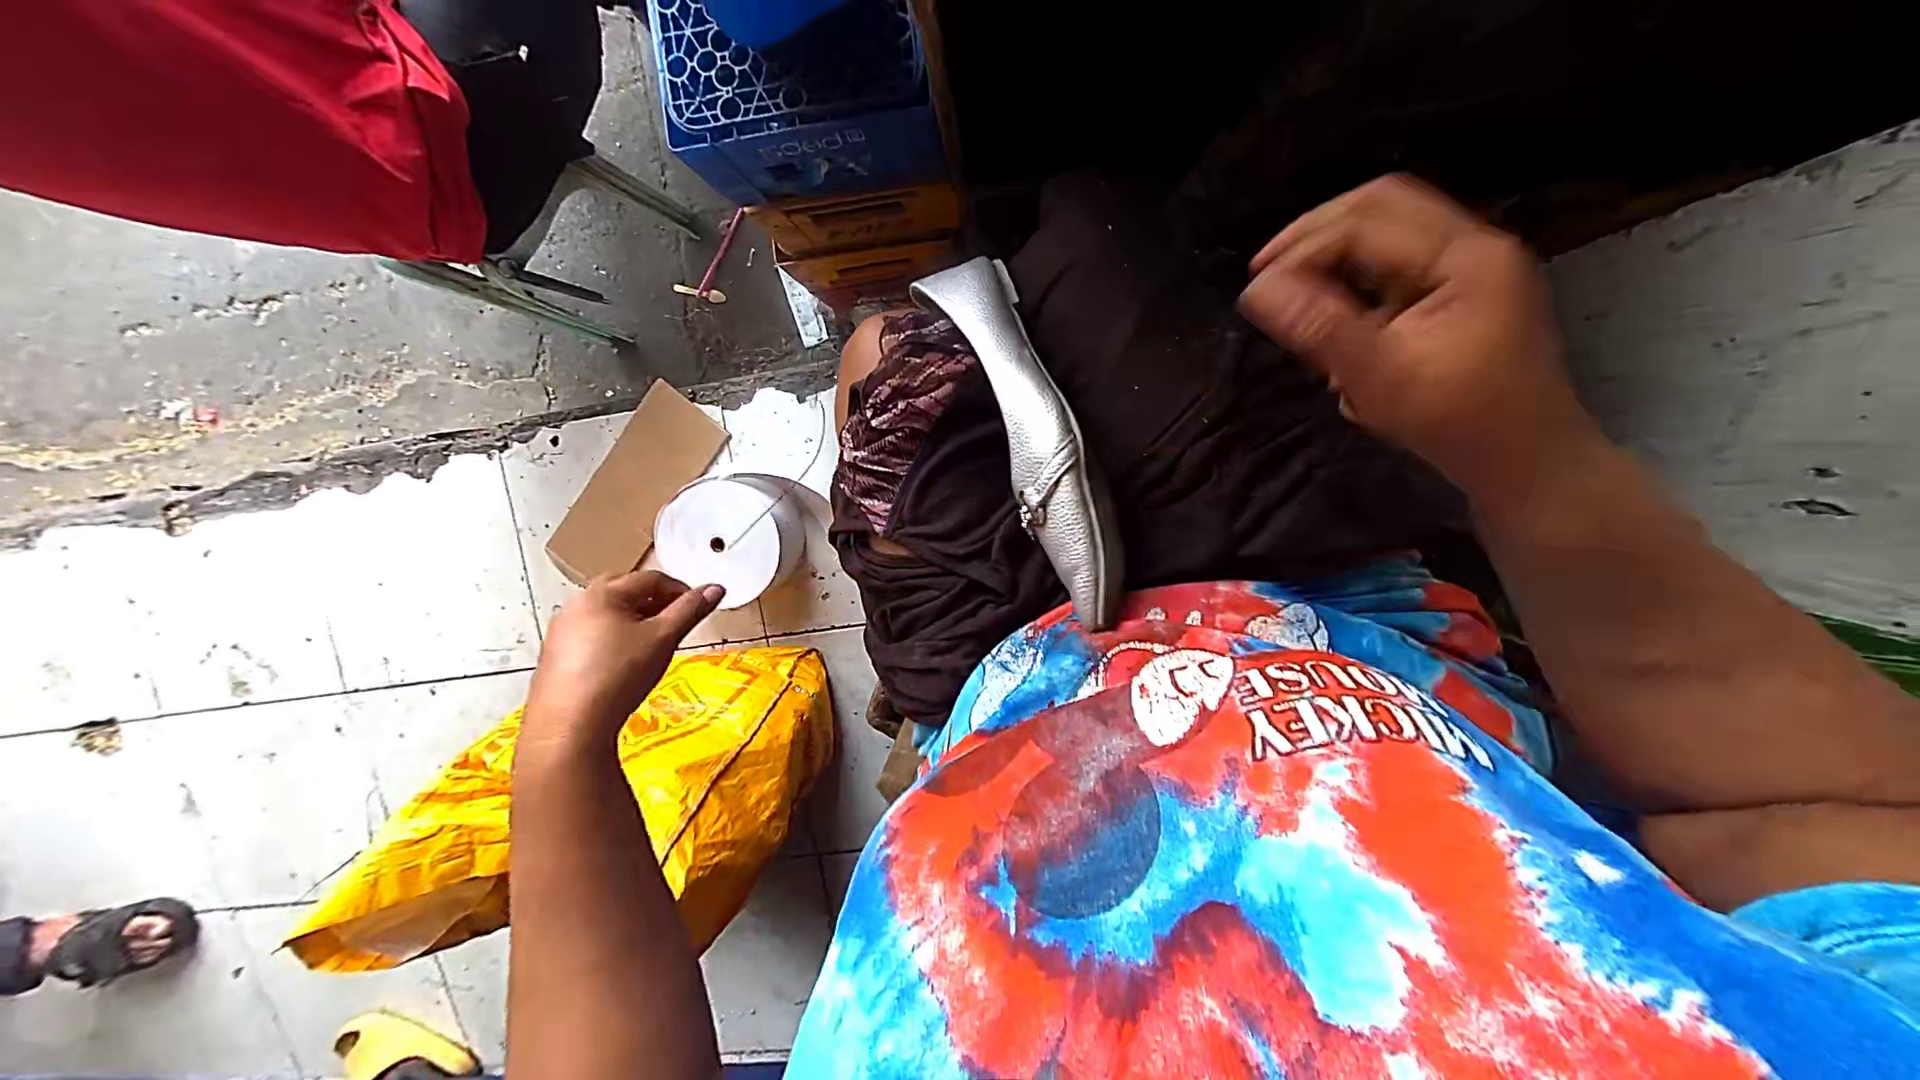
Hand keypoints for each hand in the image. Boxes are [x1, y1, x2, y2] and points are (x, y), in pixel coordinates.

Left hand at [523, 570, 724, 745]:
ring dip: (634, 619)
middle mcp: (577, 604)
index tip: (697, 607)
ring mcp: (562, 630)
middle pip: (625, 590)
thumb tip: (715, 589)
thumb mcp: (664, 639)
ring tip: (652, 642)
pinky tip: (624, 662)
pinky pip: (591, 633)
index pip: (651, 578)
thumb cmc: (620, 675)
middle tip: (675, 621)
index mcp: (603, 593)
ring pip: (607, 612)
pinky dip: (613, 637)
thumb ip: (691, 610)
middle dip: (655, 601)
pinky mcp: (555, 655)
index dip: (680, 589)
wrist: (571, 726)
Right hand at [1237, 174, 1598, 496]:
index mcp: (1467, 255)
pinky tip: (1335, 327)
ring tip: (1297, 302)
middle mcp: (1473, 247)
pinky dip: (1356, 289)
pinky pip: (1396, 272)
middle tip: (1268, 273)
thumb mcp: (1379, 375)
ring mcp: (1470, 271)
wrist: (1525, 461)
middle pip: (1380, 210)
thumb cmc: (1457, 422)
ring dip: (1335, 264)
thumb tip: (1257, 290)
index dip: (1304, 247)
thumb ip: (1317, 326)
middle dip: (1316, 238)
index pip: (1367, 220)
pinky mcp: (1459, 297)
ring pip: (1387, 239)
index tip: (1258, 285)